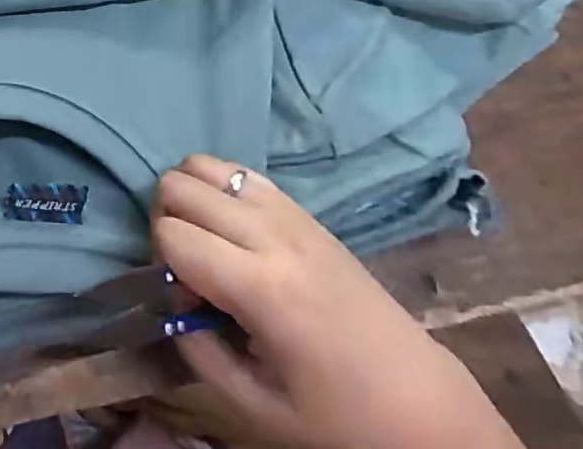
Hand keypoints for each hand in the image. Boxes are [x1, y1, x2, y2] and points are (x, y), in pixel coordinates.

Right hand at [154, 155, 521, 448]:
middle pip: (180, 184)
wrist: (422, 402)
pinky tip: (231, 226)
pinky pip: (242, 171)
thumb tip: (172, 297)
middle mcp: (271, 234)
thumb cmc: (339, 418)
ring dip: (190, 195)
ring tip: (205, 238)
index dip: (160, 260)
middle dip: (165, 218)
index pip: (172, 234)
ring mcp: (290, 214)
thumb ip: (197, 347)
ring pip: (206, 163)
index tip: (182, 294)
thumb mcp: (255, 406)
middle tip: (186, 263)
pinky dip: (219, 186)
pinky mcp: (305, 210)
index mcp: (260, 287)